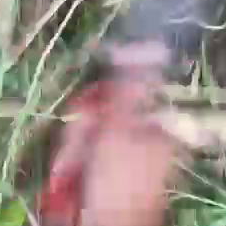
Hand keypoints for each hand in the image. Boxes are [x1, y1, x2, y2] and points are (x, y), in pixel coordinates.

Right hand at [40, 47, 182, 225]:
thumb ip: (128, 85)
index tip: (88, 106)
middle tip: (80, 147)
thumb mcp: (121, 128)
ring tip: (71, 171)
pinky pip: (79, 156)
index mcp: (156, 129)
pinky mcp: (100, 177)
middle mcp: (140, 142)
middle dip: (82, 129)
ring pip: (85, 134)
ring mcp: (120, 162)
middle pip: (101, 112)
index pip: (123, 93)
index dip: (100, 97)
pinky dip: (70, 165)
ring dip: (71, 150)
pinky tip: (68, 179)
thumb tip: (148, 42)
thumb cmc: (118, 183)